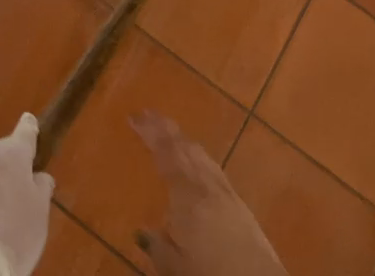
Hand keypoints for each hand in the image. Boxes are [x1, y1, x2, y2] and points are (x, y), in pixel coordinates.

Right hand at [130, 112, 285, 275]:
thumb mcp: (175, 269)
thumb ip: (157, 248)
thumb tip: (143, 231)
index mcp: (189, 197)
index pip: (166, 155)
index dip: (151, 134)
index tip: (135, 117)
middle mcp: (209, 186)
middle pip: (186, 149)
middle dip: (166, 129)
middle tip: (149, 114)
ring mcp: (227, 192)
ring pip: (202, 155)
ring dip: (184, 140)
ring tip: (171, 131)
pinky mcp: (240, 204)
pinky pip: (214, 168)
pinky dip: (200, 156)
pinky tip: (199, 161)